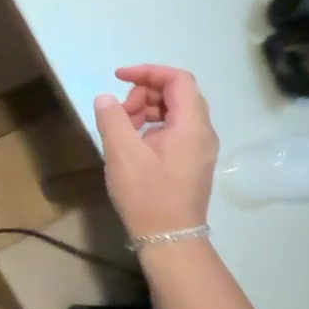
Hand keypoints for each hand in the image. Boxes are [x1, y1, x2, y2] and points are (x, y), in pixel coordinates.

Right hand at [92, 64, 219, 239]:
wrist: (169, 236)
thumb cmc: (147, 194)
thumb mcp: (122, 155)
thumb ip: (113, 120)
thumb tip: (106, 98)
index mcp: (191, 126)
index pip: (179, 80)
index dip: (148, 72)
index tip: (117, 78)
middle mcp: (202, 132)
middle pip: (178, 94)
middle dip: (144, 94)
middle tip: (117, 113)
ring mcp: (198, 147)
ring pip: (175, 111)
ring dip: (145, 110)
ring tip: (121, 129)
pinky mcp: (190, 159)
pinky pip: (174, 129)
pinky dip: (151, 126)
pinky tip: (132, 143)